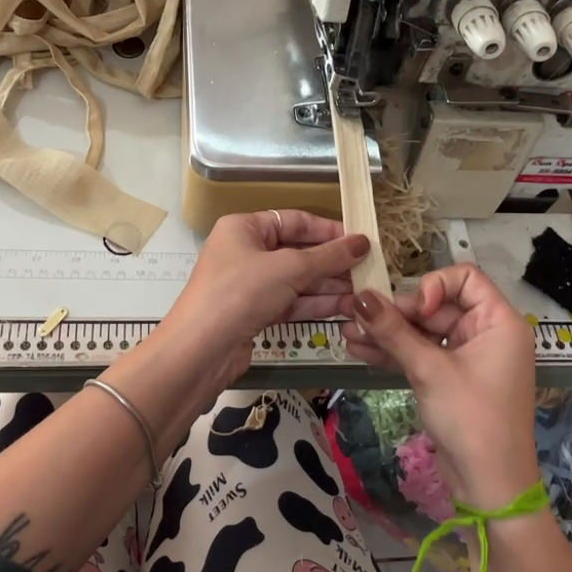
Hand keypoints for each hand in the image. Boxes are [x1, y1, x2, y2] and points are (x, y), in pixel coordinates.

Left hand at [157, 210, 369, 391]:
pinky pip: (290, 302)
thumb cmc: (241, 293)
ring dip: (329, 286)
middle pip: (297, 251)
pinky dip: (315, 305)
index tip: (362, 242)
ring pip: (296, 280)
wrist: (201, 350)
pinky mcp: (254, 313)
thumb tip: (363, 242)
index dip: (329, 230)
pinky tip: (346, 308)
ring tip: (365, 292)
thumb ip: (329, 256)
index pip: (294, 220)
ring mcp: (248, 285)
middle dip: (333, 262)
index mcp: (244, 228)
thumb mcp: (288, 268)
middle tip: (370, 270)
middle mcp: (245, 252)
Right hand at [338, 265, 539, 505]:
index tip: (414, 309)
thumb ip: (393, 331)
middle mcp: (485, 334)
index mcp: (498, 322)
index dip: (434, 285)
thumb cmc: (472, 419)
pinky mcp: (449, 380)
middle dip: (396, 312)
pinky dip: (394, 354)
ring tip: (346, 333)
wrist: (489, 487)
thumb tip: (359, 296)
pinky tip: (359, 350)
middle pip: (436, 306)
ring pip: (422, 333)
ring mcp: (466, 359)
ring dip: (387, 333)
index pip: (466, 278)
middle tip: (354, 314)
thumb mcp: (430, 371)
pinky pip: (420, 356)